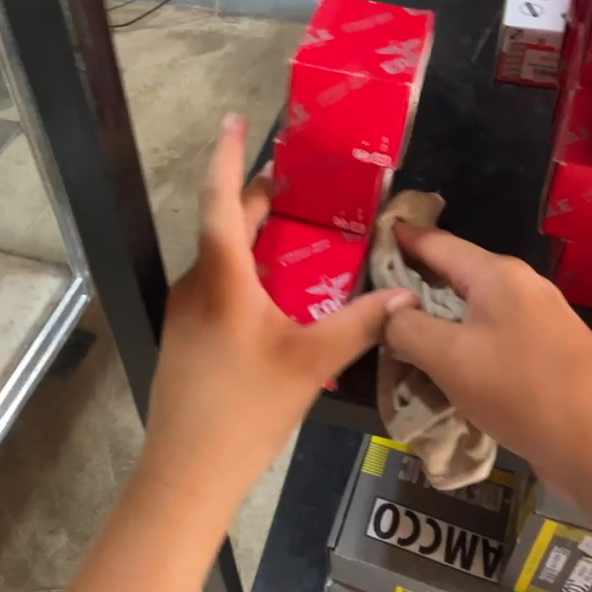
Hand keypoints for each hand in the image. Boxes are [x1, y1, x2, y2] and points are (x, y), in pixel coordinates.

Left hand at [137, 114, 413, 509]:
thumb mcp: (310, 363)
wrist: (186, 472)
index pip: (221, 201)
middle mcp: (197, 285)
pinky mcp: (188, 336)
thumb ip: (360, 325)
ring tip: (295, 230)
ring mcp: (187, 312)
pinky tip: (279, 292)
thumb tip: (405, 297)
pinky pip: (219, 286)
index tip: (234, 119)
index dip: (228, 157)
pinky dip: (247, 271)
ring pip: (221, 259)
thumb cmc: (245, 410)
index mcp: (221, 279)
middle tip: (295, 182)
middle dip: (255, 198)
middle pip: (224, 226)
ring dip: (254, 238)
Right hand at [382, 224, 591, 487]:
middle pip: (455, 276)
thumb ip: (406, 328)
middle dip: (414, 287)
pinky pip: (492, 339)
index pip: (435, 243)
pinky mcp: (548, 354)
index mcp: (495, 274)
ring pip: (472, 312)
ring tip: (399, 341)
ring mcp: (539, 320)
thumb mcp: (449, 357)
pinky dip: (463, 349)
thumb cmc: (522, 389)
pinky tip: (446, 373)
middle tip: (371, 301)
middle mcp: (520, 286)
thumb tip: (390, 312)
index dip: (400, 239)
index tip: (370, 236)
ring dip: (437, 324)